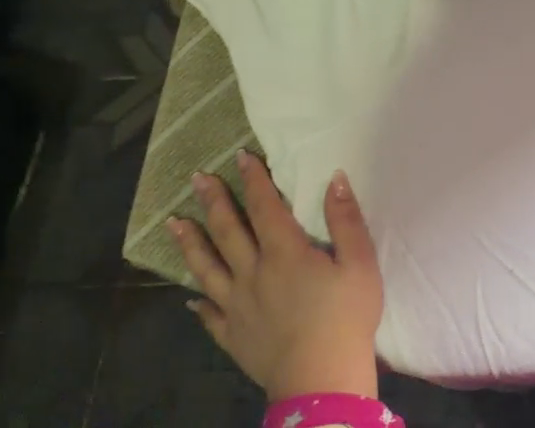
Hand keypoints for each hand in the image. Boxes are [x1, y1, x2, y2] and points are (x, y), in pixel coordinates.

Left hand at [171, 150, 383, 401]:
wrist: (320, 377)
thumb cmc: (346, 315)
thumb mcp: (360, 261)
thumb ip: (346, 219)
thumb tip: (335, 178)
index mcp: (284, 252)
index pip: (264, 207)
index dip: (253, 180)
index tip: (240, 157)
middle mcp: (253, 273)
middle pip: (228, 231)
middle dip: (214, 202)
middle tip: (197, 178)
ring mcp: (237, 306)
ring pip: (207, 268)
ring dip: (191, 243)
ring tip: (174, 224)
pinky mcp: (233, 335)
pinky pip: (208, 314)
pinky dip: (197, 302)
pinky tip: (188, 297)